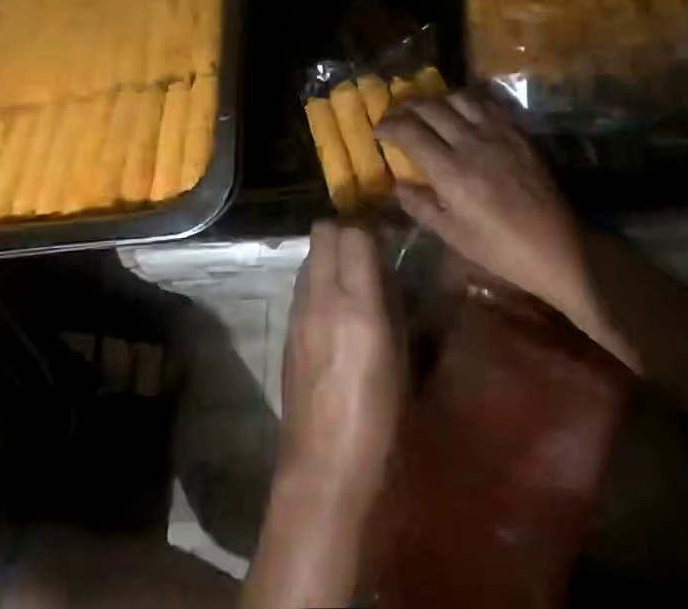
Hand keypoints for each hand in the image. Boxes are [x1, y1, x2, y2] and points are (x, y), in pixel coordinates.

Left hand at [278, 221, 403, 500]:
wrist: (324, 461)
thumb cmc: (379, 417)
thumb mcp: (400, 357)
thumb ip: (392, 305)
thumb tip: (387, 273)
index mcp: (355, 303)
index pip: (354, 233)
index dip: (372, 228)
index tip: (389, 236)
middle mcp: (320, 296)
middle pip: (323, 232)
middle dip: (346, 231)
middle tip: (369, 250)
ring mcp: (297, 310)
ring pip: (309, 257)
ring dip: (330, 255)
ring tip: (354, 279)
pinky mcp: (287, 327)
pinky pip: (302, 284)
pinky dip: (319, 281)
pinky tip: (336, 308)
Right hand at [375, 90, 593, 318]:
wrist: (559, 248)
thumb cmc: (500, 250)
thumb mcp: (452, 235)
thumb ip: (421, 206)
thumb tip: (399, 184)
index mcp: (451, 172)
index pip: (409, 132)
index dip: (388, 126)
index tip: (378, 131)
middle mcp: (471, 144)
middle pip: (429, 108)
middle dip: (404, 108)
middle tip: (394, 117)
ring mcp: (498, 135)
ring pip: (457, 98)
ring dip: (434, 100)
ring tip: (425, 111)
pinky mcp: (518, 134)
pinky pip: (486, 104)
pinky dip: (464, 100)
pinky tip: (458, 111)